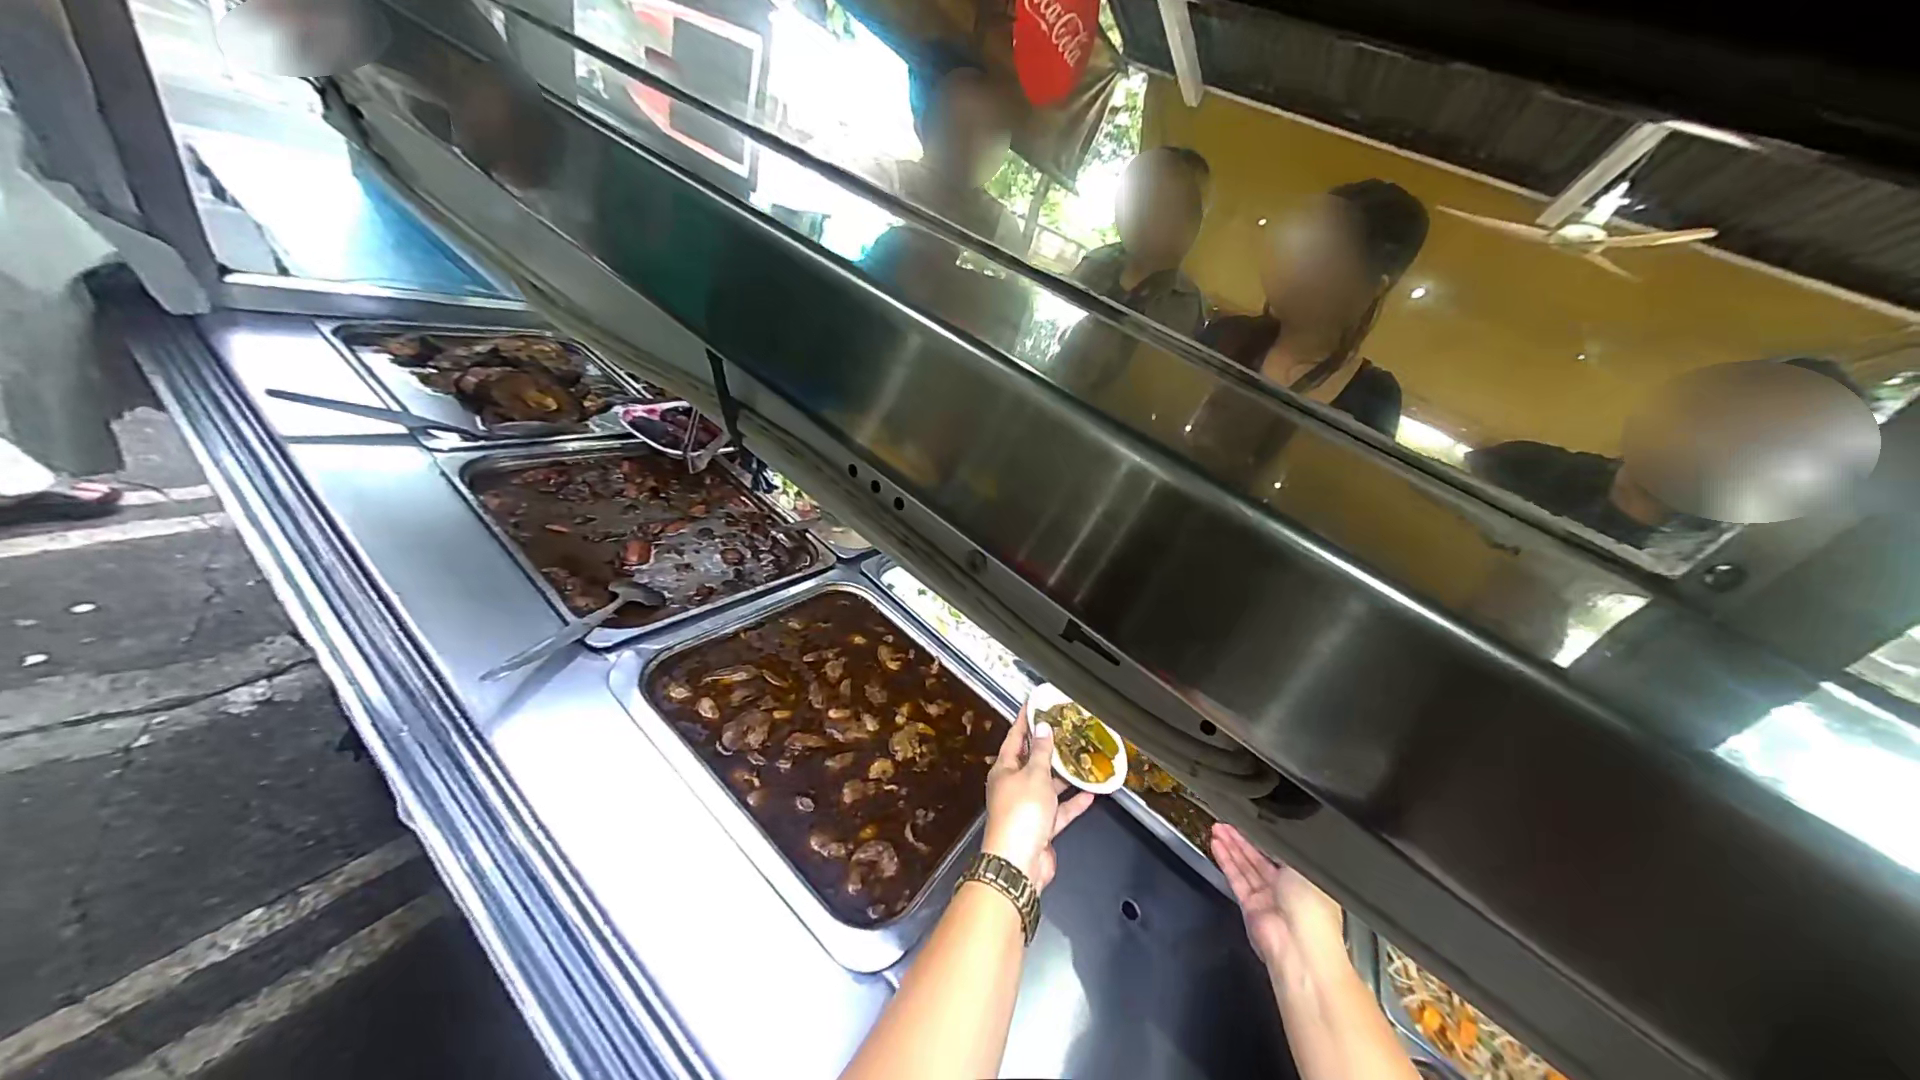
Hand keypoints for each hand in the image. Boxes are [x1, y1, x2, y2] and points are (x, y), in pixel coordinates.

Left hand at [981, 706, 1095, 890]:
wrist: (1018, 862)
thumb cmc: (1020, 815)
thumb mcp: (1033, 775)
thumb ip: (1041, 753)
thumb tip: (1042, 729)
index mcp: (1004, 770)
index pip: (1015, 737)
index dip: (1025, 720)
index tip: (1033, 705)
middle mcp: (1013, 786)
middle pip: (1031, 761)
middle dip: (1047, 747)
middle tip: (1064, 730)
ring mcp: (1027, 808)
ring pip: (1047, 786)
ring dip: (1063, 775)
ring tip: (1081, 759)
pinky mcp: (1041, 827)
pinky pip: (1059, 810)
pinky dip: (1073, 802)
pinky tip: (1090, 793)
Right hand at [1211, 823, 1344, 974]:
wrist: (1300, 947)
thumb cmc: (1314, 909)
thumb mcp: (1305, 867)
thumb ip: (1286, 848)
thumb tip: (1277, 833)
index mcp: (1308, 880)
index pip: (1281, 853)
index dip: (1264, 837)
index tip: (1250, 821)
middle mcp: (1288, 890)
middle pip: (1260, 858)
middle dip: (1243, 839)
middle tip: (1226, 822)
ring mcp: (1267, 899)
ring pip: (1245, 866)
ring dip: (1231, 847)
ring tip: (1217, 828)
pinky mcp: (1250, 907)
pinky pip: (1236, 878)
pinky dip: (1226, 861)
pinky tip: (1217, 845)